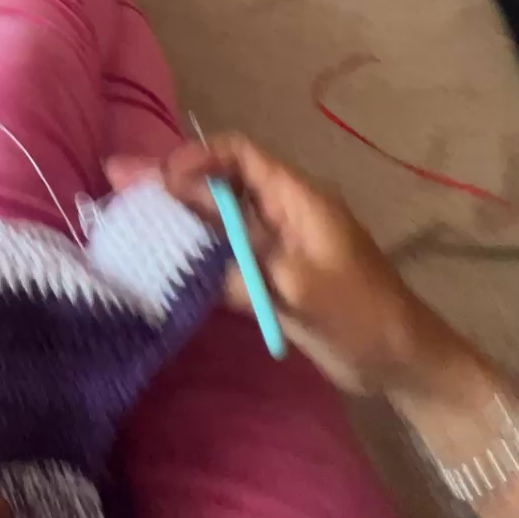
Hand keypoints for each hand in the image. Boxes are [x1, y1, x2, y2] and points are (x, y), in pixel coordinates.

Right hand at [109, 135, 479, 398]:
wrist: (402, 363)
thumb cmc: (362, 314)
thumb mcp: (301, 289)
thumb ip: (240, 271)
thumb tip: (184, 264)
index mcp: (294, 197)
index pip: (238, 155)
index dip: (198, 156)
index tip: (165, 178)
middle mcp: (274, 209)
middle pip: (213, 181)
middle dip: (166, 177)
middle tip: (116, 174)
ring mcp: (266, 240)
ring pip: (209, 212)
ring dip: (168, 206)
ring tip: (120, 199)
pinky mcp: (260, 269)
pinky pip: (215, 244)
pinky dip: (183, 240)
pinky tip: (151, 242)